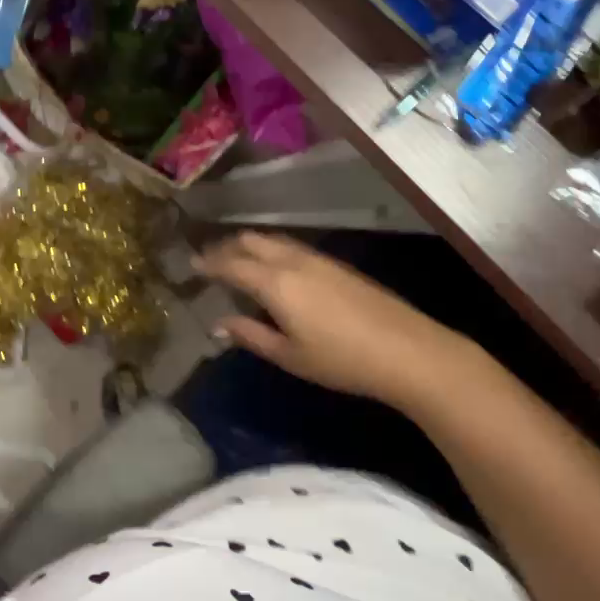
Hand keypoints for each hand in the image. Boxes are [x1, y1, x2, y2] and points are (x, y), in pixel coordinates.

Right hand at [195, 232, 476, 408]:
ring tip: (238, 261)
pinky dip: (270, 250)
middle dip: (226, 247)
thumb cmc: (342, 360)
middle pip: (250, 241)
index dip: (208, 264)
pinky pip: (291, 246)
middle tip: (210, 261)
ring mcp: (317, 259)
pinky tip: (274, 268)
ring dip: (249, 246)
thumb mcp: (289, 356)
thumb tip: (219, 324)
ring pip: (272, 240)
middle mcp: (291, 261)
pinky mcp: (336, 265)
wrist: (409, 352)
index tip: (190, 265)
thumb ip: (251, 335)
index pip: (230, 264)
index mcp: (274, 282)